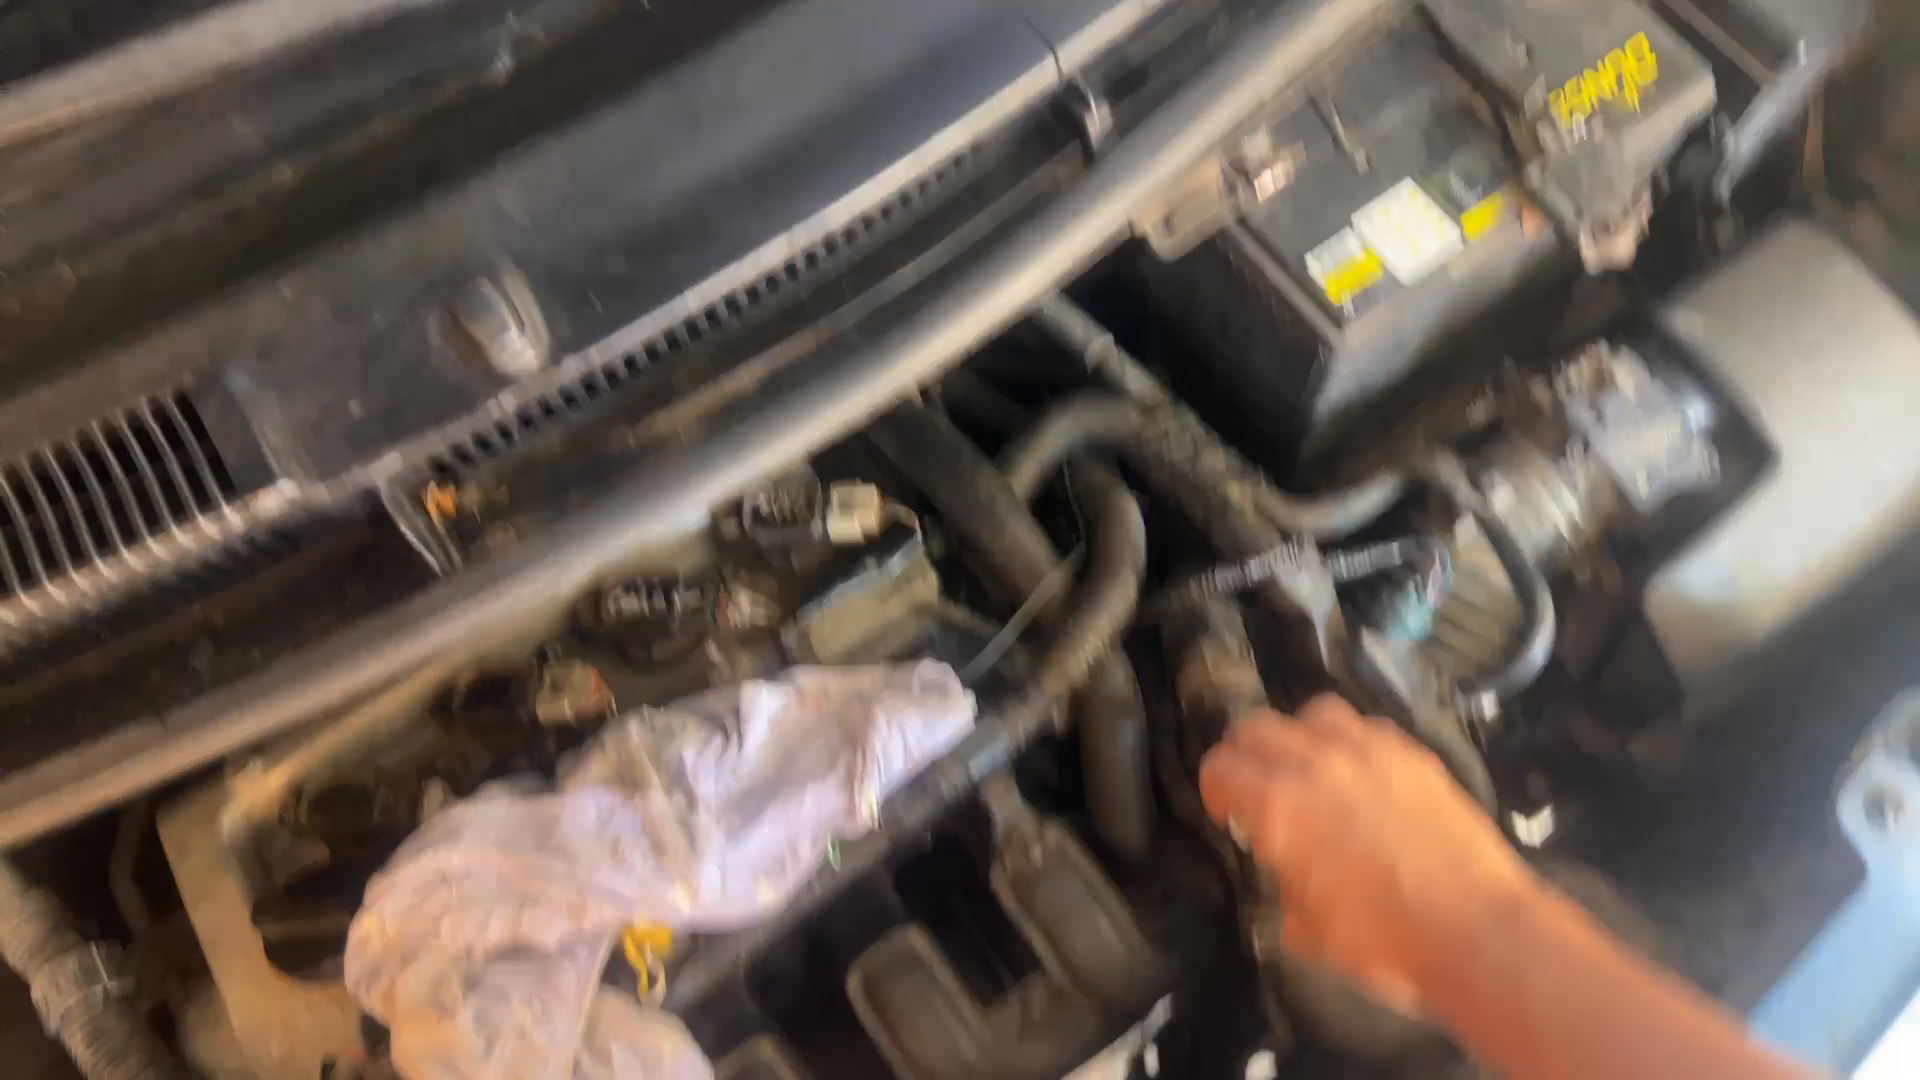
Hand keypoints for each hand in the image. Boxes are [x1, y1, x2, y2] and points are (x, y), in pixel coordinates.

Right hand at [1198, 694, 1537, 1012]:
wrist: (1481, 937)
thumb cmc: (1385, 943)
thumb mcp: (1305, 931)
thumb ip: (1278, 886)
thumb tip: (1281, 872)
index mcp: (1276, 806)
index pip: (1218, 767)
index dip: (1214, 789)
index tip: (1228, 812)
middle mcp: (1311, 764)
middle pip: (1253, 726)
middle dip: (1245, 755)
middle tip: (1258, 783)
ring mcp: (1364, 751)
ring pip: (1309, 712)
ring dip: (1299, 736)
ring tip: (1312, 764)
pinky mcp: (1409, 753)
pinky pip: (1365, 726)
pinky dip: (1352, 742)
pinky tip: (1363, 771)